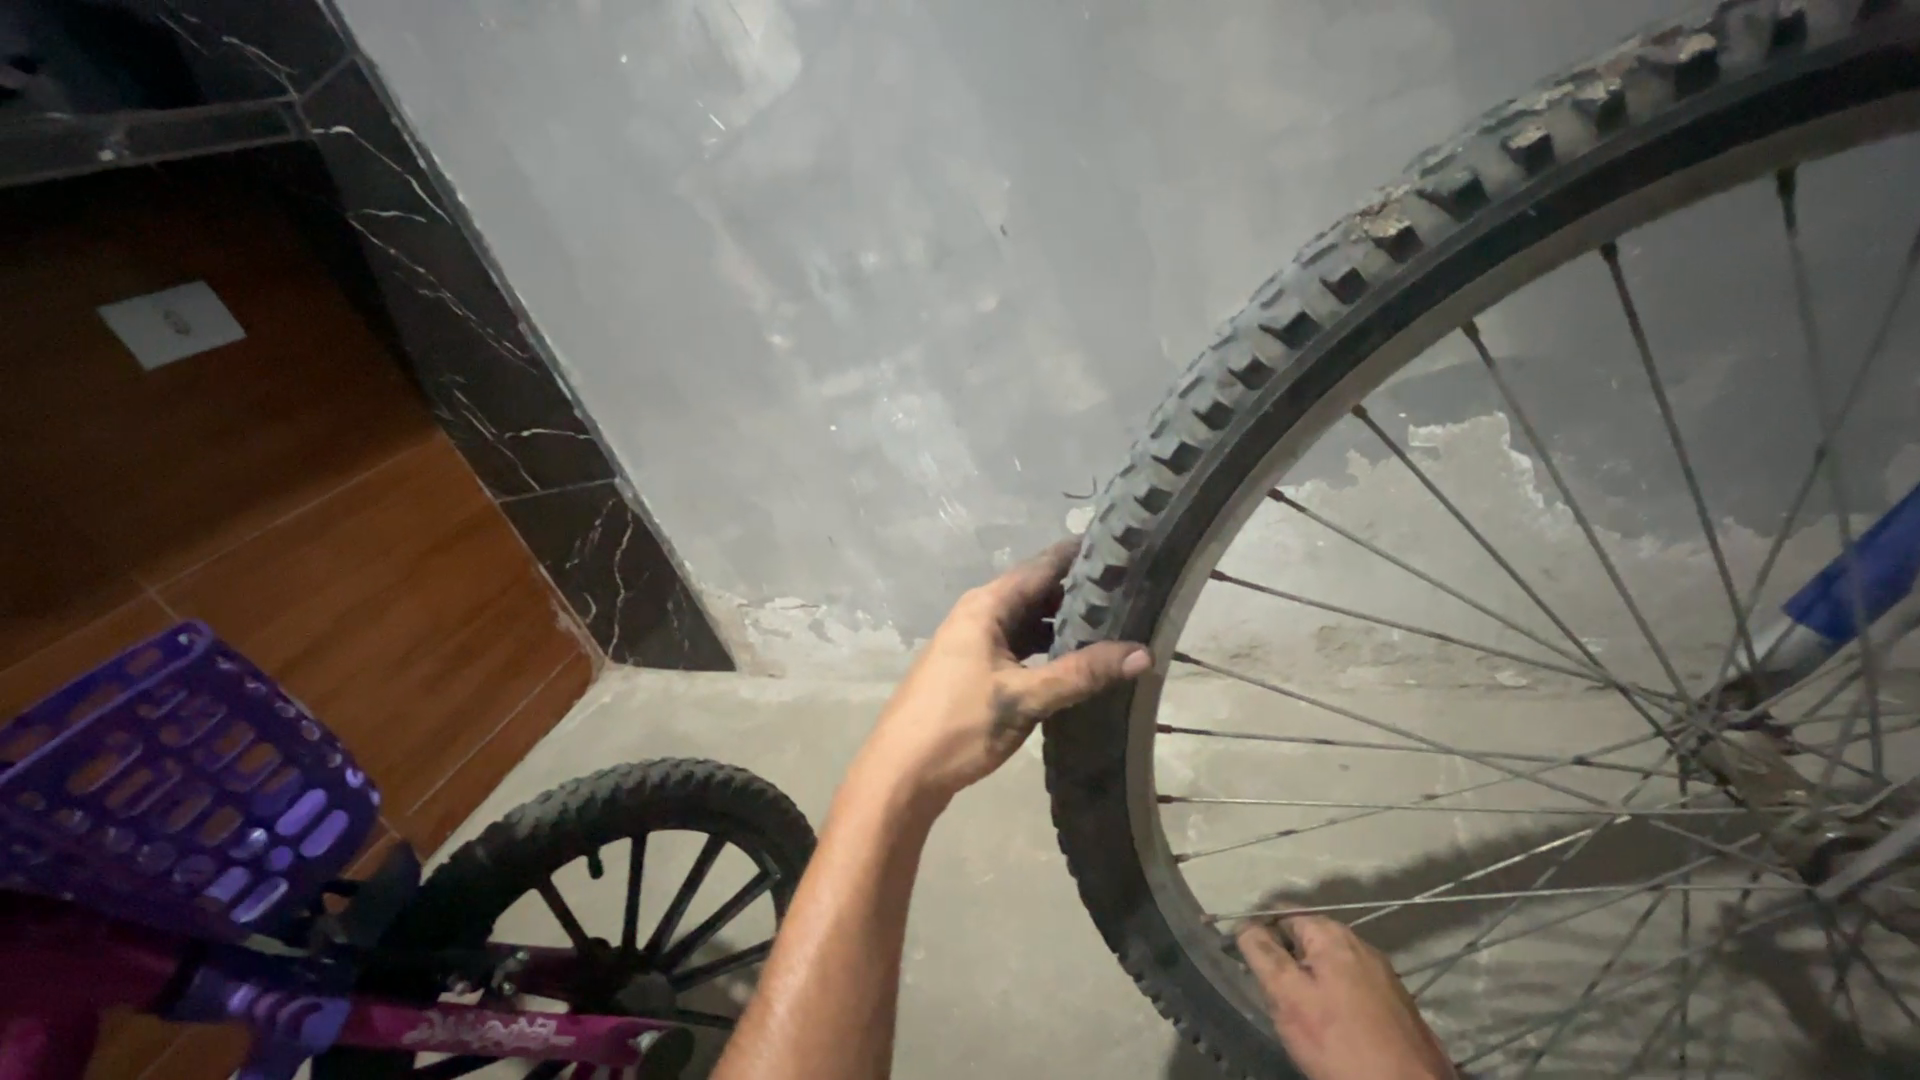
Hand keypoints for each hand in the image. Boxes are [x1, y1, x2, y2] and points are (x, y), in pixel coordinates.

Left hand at [851, 541, 1150, 806]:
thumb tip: (1144, 653)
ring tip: (1117, 625)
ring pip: (1029, 620)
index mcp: (987, 605)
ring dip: (1066, 623)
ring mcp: (975, 641)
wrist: (901, 772)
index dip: (1082, 555)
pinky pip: (1019, 644)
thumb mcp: (1025, 698)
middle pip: (1038, 590)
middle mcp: (980, 613)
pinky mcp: (975, 668)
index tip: (1127, 548)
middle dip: (1081, 591)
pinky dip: (1048, 647)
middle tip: (1135, 592)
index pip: (1043, 564)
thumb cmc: (958, 725)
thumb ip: (1082, 674)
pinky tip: (1078, 662)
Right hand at [1238, 916, 1456, 1079]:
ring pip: (1329, 964)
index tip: (1244, 960)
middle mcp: (1360, 944)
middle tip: (1272, 995)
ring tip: (1299, 1014)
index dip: (1258, 931)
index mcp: (1332, 935)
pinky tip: (1331, 1025)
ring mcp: (1382, 974)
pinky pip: (1351, 985)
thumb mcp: (1288, 998)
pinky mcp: (1396, 1002)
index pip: (1281, 913)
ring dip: (1309, 980)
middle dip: (1285, 960)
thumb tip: (1245, 925)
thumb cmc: (1341, 1044)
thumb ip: (1262, 955)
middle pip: (1306, 938)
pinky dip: (1334, 996)